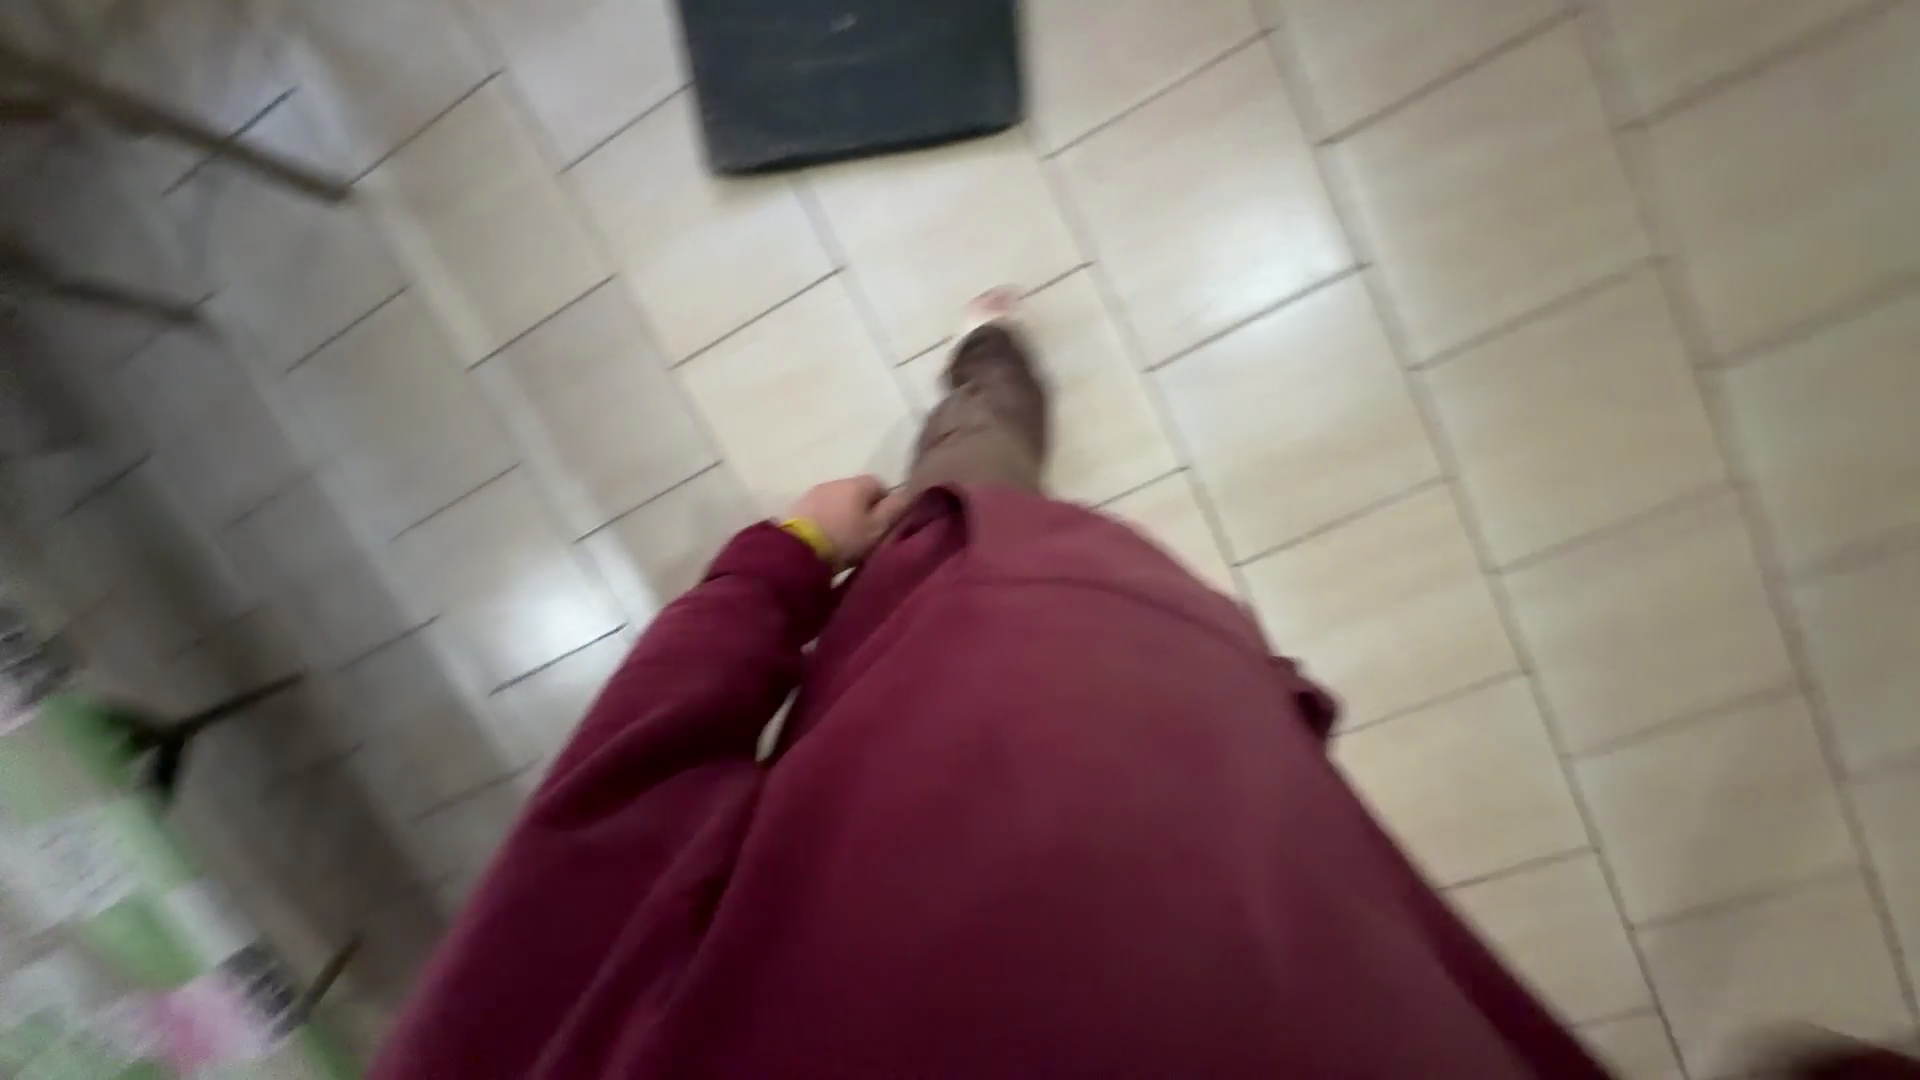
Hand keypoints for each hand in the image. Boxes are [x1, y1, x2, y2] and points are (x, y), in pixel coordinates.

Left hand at [786, 476, 907, 566]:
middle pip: (857, 491)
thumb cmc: (845, 539)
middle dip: (863, 508)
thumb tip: (912, 491)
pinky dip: (826, 519)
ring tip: (843, 537)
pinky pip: (820, 509)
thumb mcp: (878, 528)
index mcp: (859, 483)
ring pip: (838, 500)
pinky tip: (825, 536)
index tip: (884, 525)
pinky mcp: (797, 506)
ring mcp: (814, 492)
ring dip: (843, 513)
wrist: (798, 551)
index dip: (886, 504)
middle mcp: (836, 480)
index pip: (881, 484)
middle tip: (865, 533)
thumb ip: (896, 509)